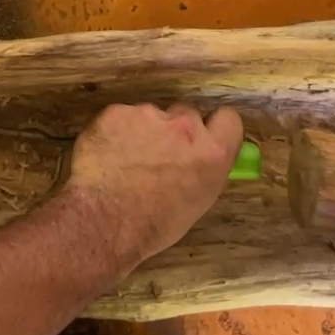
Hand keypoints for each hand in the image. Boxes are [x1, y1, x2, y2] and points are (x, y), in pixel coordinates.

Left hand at [61, 102, 243, 262]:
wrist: (105, 214)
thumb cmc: (154, 223)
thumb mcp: (195, 202)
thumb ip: (198, 170)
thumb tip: (191, 162)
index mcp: (211, 154)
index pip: (228, 120)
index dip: (215, 126)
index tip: (204, 135)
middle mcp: (184, 127)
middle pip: (186, 113)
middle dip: (175, 128)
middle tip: (158, 150)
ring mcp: (148, 114)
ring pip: (150, 114)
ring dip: (143, 128)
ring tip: (125, 156)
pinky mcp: (117, 110)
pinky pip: (121, 115)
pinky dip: (116, 128)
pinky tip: (106, 151)